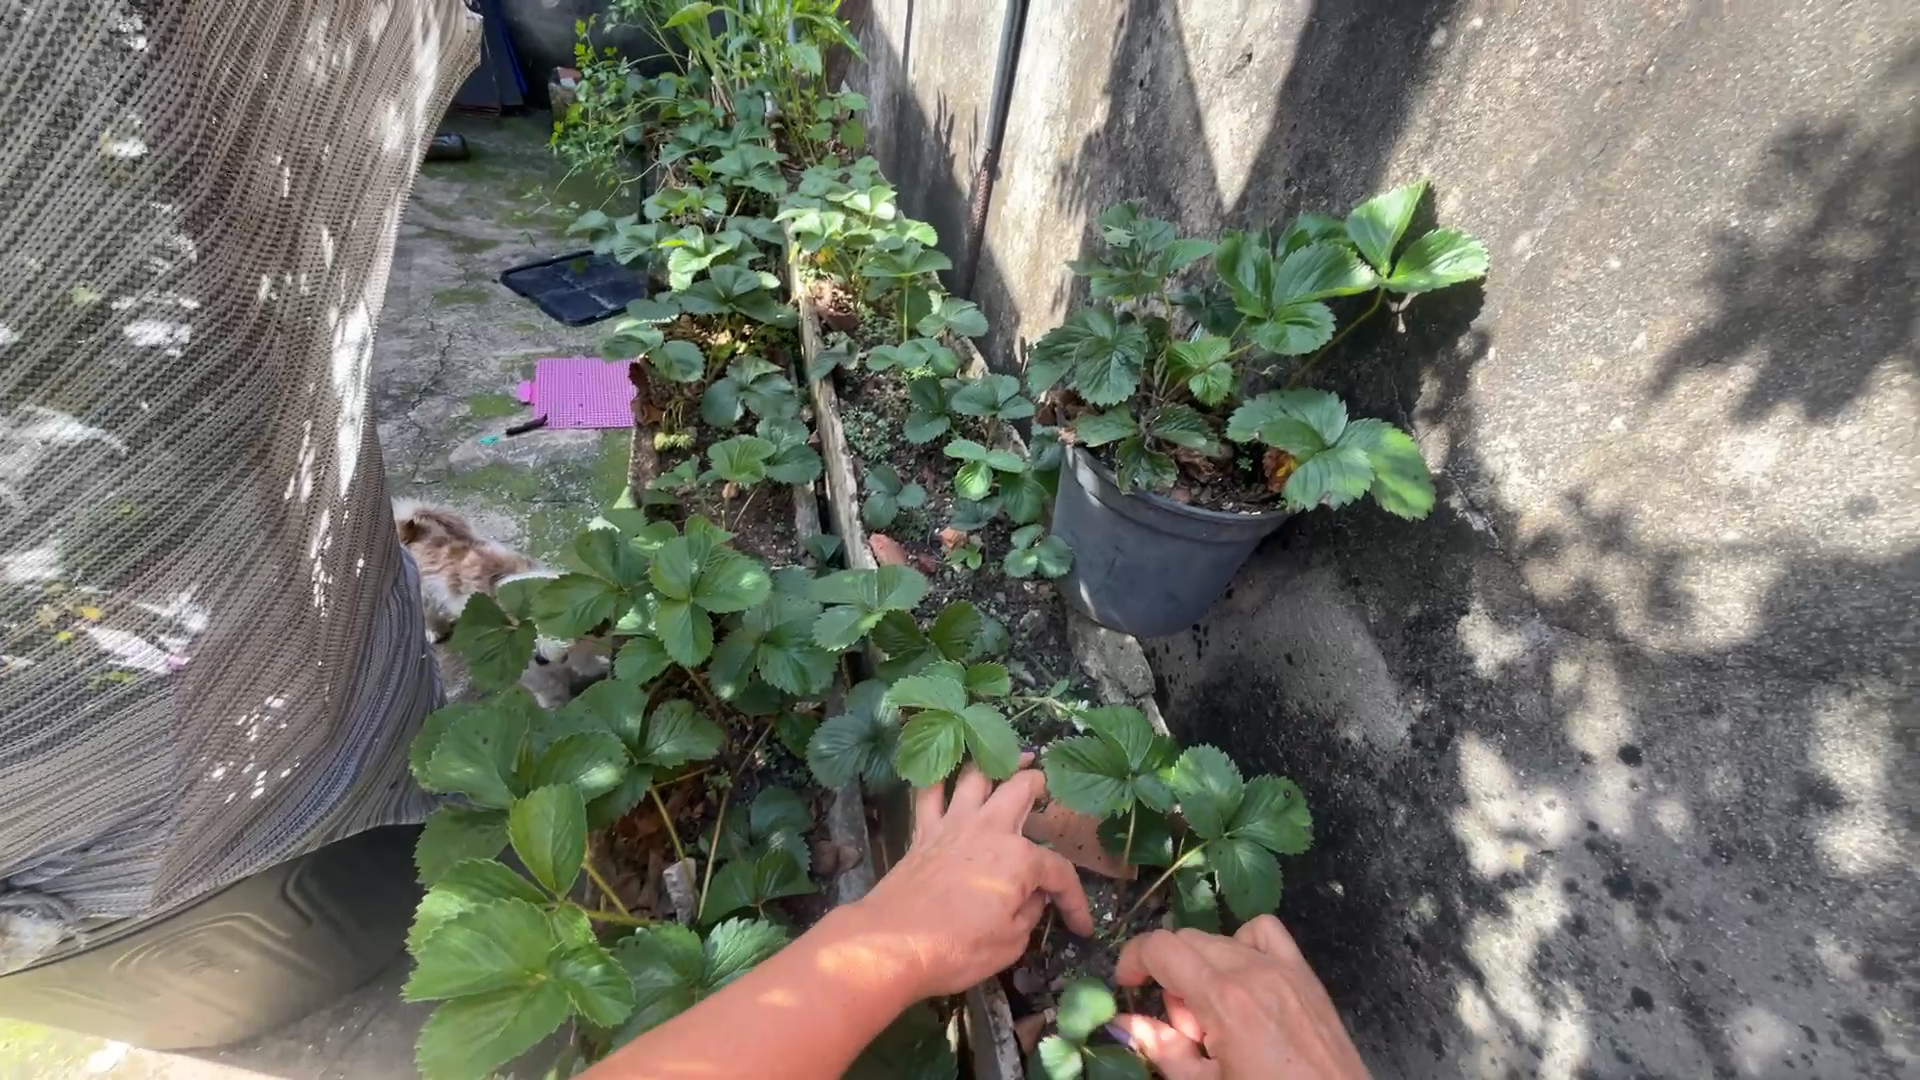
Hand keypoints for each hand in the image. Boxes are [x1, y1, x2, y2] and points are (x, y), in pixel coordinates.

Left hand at [847, 764, 1094, 1000]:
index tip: (1082, 925)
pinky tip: (942, 773)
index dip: (1075, 899)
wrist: (894, 943)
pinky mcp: (924, 830)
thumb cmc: (958, 948)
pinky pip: (929, 793)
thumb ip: (1029, 913)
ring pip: (975, 776)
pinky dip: (936, 779)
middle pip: (1019, 788)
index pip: (1059, 871)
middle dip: (1037, 781)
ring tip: (1003, 757)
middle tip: (1044, 783)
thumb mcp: (1011, 944)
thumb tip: (1033, 897)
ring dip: (992, 764)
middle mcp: (989, 828)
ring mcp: (954, 823)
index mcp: (1019, 858)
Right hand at [1113, 917, 1368, 1079]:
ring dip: (1202, 967)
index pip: (1161, 947)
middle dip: (1170, 977)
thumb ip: (1162, 1049)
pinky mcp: (1304, 974)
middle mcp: (1251, 970)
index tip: (1127, 985)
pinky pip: (1262, 930)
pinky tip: (1244, 981)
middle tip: (1186, 1028)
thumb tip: (1122, 1021)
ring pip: (1218, 938)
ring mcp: (1282, 967)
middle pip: (1186, 941)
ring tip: (1217, 1016)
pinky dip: (1242, 944)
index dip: (1133, 958)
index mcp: (1224, 999)